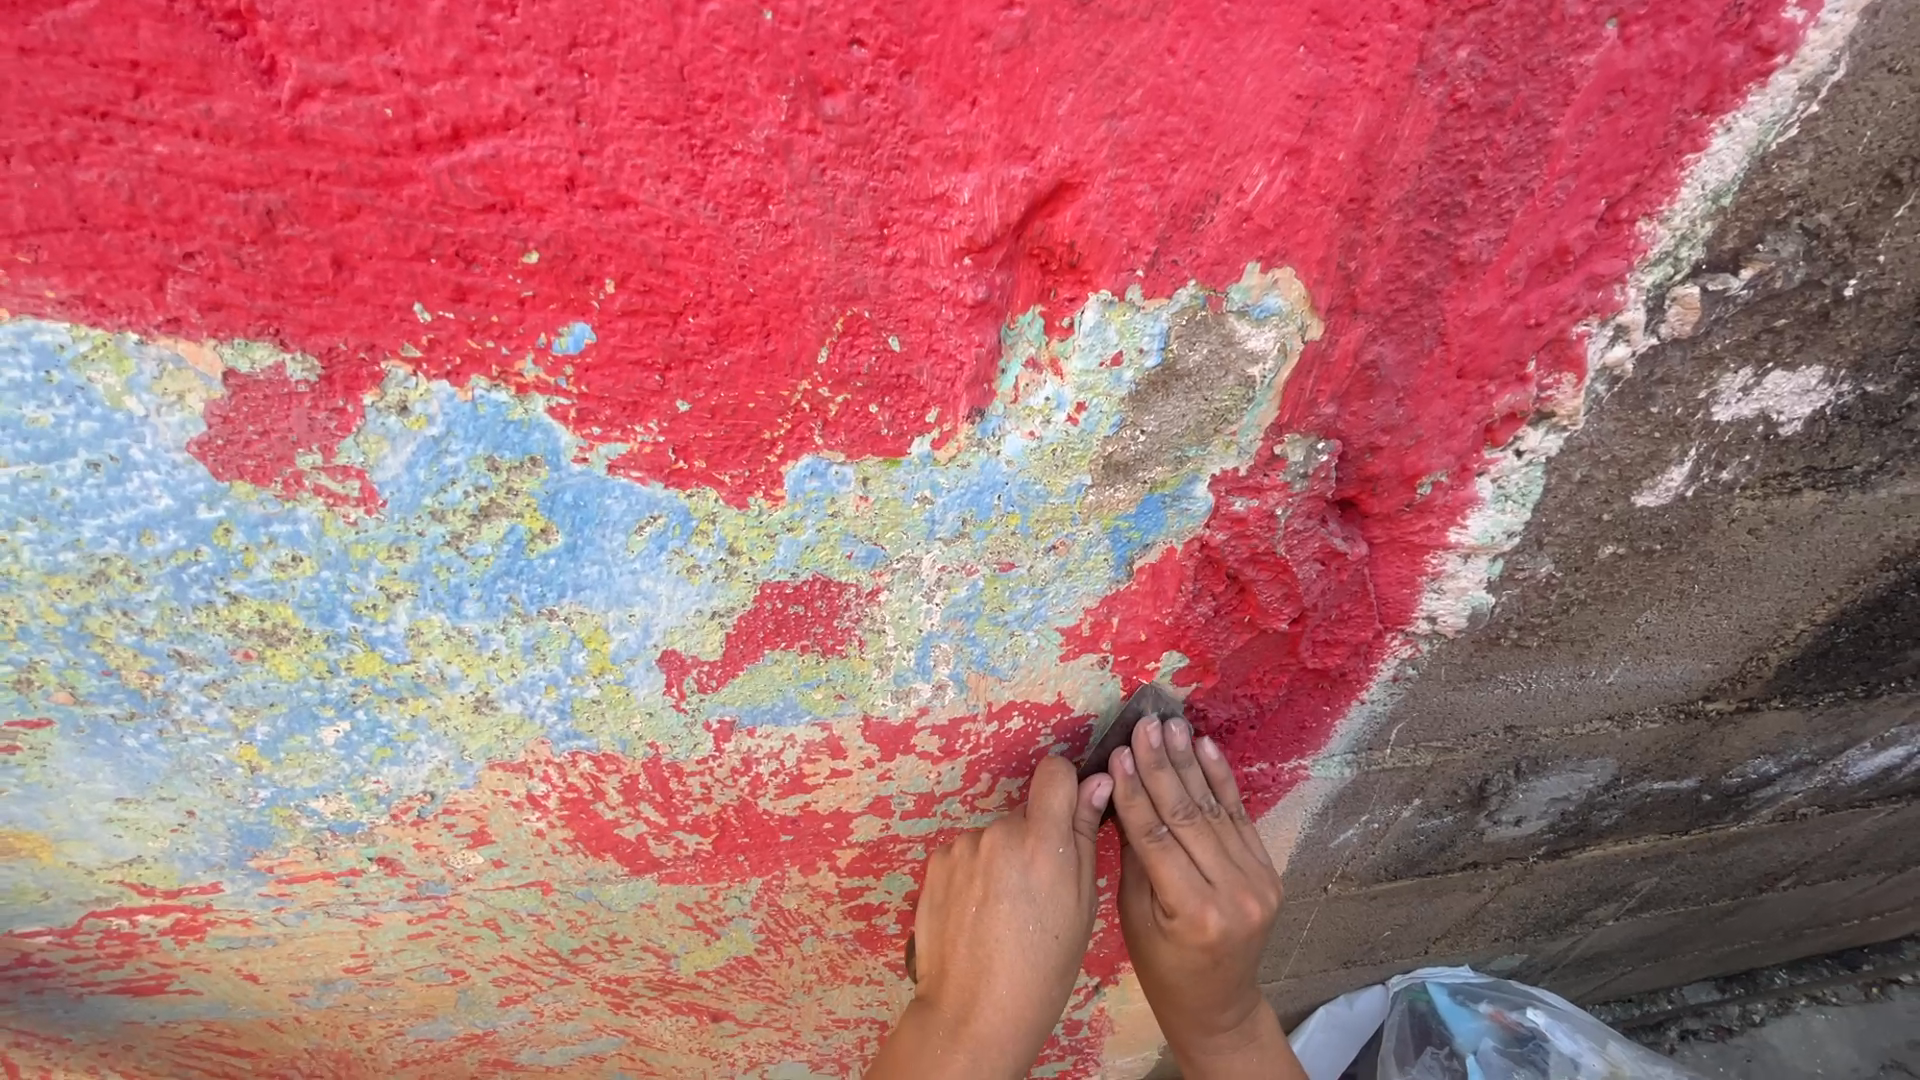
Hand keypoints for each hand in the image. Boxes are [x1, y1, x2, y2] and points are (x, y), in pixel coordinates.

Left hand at [867, 755, 1112, 1079]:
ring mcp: (963, 845)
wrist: (973, 1012)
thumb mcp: (1081, 904)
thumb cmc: (1043, 967)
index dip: (1064, 786)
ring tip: (1001, 911)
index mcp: (1043, 841)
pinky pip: (965, 854)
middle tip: (1034, 892)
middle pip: (1024, 814)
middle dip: (1032, 840)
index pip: (1054, 771)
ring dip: (1000, 859)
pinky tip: (975, 912)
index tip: (1066, 811)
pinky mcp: (936, 861)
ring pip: (994, 838)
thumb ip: (1085, 834)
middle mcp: (1000, 832)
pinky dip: (972, 874)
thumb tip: (1097, 781)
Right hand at [1111, 715, 1303, 1079]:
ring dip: (1189, 762)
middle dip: (1161, 765)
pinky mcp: (1268, 870)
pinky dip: (1221, 778)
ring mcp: (1258, 880)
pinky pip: (1240, 815)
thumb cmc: (1162, 966)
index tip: (1119, 751)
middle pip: (1188, 816)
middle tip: (1146, 724)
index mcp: (1194, 912)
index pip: (1156, 838)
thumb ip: (1133, 853)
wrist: (1218, 1003)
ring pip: (1213, 808)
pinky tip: (1205, 746)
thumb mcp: (1133, 915)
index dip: (1135, 791)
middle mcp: (1233, 893)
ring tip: (1171, 724)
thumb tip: (1120, 788)